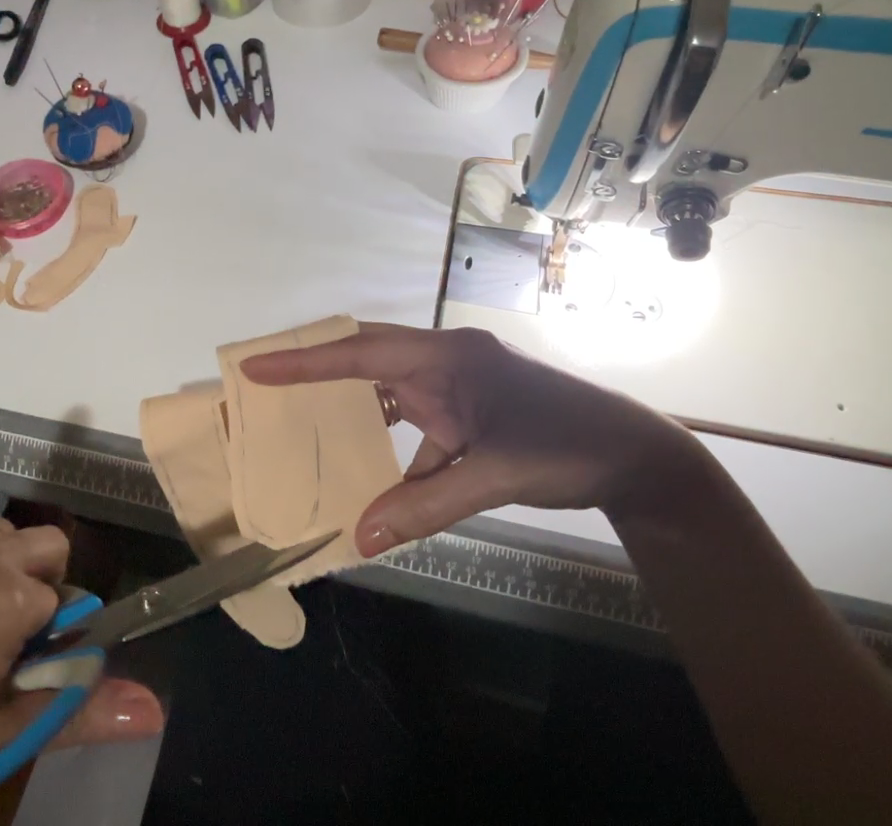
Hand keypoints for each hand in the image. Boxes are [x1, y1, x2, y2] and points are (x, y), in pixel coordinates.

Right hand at [241, 324, 714, 555]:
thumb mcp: (494, 477)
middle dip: (320, 369)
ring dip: (355, 410)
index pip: (362, 352)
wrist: (635, 457)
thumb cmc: (567, 447)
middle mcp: (448, 362)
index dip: (306, 361)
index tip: (255, 367)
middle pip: (369, 356)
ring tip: (309, 427)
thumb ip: (425, 506)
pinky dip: (394, 450)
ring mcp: (460, 386)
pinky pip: (418, 425)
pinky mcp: (471, 412)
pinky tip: (378, 481)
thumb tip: (361, 538)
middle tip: (269, 385)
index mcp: (449, 357)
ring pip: (391, 390)